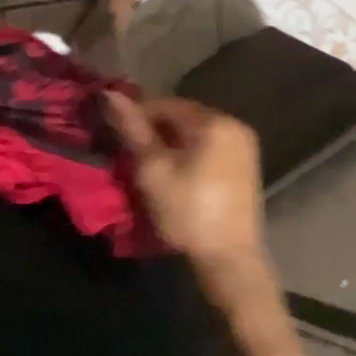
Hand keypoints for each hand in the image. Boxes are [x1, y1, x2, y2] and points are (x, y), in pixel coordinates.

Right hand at [104, 92, 265, 265]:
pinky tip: (174, 177)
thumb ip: (132, 129)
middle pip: (181, 117)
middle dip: (154, 132)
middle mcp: (234, 126)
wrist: (229, 261)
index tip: (116, 139)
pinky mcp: (246, 168)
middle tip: (130, 156)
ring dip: (170, 145)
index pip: (164, 104)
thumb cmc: (187, 212)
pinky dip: (189, 156)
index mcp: (213, 122)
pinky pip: (209, 149)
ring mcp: (244, 148)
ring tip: (149, 168)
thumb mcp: (153, 169)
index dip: (136, 118)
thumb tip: (109, 93)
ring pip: (194, 134)